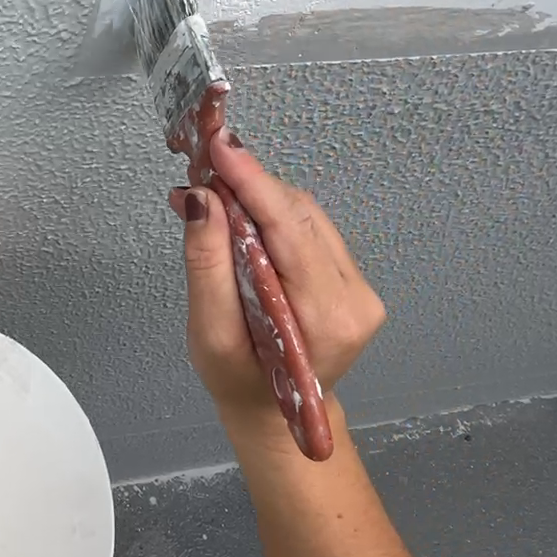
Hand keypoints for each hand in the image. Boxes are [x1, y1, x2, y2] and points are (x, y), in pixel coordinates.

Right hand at [168, 134, 384, 428]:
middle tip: (199, 168)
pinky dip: (267, 210)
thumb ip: (207, 264)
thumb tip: (201, 200)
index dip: (252, 180)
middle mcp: (354, 295)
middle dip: (246, 183)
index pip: (289, 227)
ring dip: (254, 194)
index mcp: (326, 315)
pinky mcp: (348, 276)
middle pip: (297, 214)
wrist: (275, 413)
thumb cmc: (238, 379)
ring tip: (209, 189)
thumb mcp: (210, 331)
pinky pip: (305, 226)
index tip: (220, 144)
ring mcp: (357, 285)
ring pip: (302, 214)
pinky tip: (235, 210)